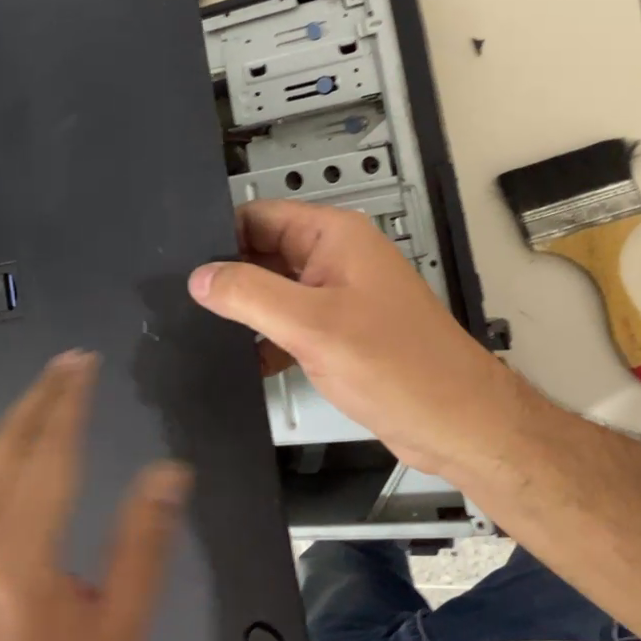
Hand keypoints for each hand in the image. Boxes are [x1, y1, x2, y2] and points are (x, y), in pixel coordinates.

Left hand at [0, 351, 193, 640]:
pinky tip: (16, 472)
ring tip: (49, 404)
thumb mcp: (119, 637)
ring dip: (14, 435)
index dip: (68, 401)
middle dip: (35, 400)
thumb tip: (169, 474)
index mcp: (14, 564)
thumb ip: (143, 545)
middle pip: (0, 452)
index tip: (81, 363)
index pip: (47, 455)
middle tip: (66, 365)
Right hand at [188, 200, 518, 474]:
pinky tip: (243, 361)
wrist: (456, 424)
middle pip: (263, 252)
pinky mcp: (339, 332)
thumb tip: (202, 278)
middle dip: (229, 275)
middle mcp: (336, 258)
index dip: (221, 235)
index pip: (259, 215)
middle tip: (186, 300)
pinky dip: (266, 339)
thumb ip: (250, 295)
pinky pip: (289, 324)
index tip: (184, 262)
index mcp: (334, 236)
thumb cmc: (403, 367)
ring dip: (246, 311)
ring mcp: (338, 296)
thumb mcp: (312, 325)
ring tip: (204, 329)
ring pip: (273, 291)